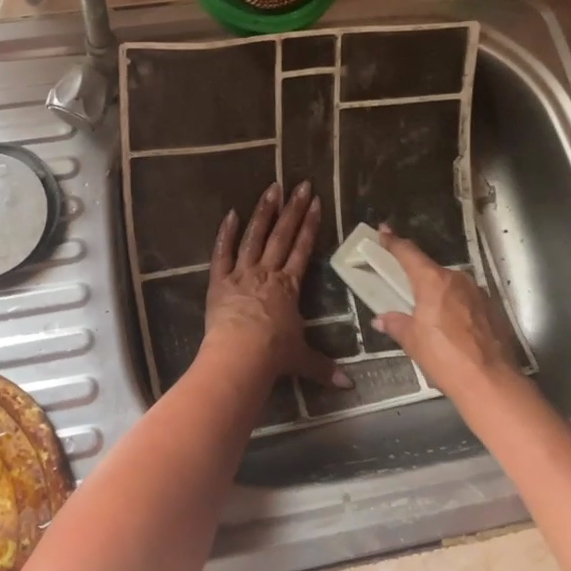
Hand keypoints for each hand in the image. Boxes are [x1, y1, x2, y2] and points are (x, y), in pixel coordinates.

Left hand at [202, 182, 350, 388]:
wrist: (239, 357)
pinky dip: (226, 233)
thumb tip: (350, 386)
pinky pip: (222, 253)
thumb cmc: (273, 356)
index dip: (311, 224)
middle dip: (293, 208)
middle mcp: (268, 272)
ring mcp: (242, 273)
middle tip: (300, 184)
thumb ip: (324, 367)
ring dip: (264, 212)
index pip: (303, 248)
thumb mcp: (302, 360)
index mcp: (290, 286)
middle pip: (282, 235)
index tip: (316, 201)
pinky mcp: (220, 280)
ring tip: (272, 188)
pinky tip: (231, 213)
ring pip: (255, 236)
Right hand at [370, 227, 518, 392]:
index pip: (409, 253)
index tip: (384, 231)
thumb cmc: (445, 358)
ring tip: (431, 317)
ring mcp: (479, 293)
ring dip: (439, 295)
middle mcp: (458, 280)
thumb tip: (381, 319)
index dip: (394, 242)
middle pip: (432, 271)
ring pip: (452, 286)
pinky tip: (453, 329)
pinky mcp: (493, 309)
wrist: (492, 382)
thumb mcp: (413, 342)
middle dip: (419, 278)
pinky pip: (467, 301)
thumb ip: (396, 324)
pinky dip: (456, 308)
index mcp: (433, 281)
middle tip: (406, 290)